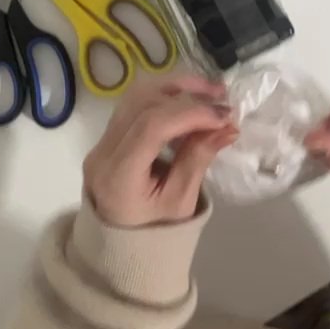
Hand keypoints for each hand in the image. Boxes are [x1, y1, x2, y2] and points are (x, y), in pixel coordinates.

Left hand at [84, 76, 236, 227]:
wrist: (122, 240)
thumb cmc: (154, 228)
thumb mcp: (181, 202)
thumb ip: (198, 161)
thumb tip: (227, 127)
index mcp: (117, 176)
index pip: (151, 127)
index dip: (190, 114)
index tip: (224, 116)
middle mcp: (103, 151)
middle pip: (143, 104)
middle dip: (187, 98)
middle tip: (224, 103)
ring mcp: (102, 139)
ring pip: (137, 94)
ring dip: (177, 88)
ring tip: (210, 93)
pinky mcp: (109, 131)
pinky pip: (136, 101)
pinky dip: (166, 94)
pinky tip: (190, 99)